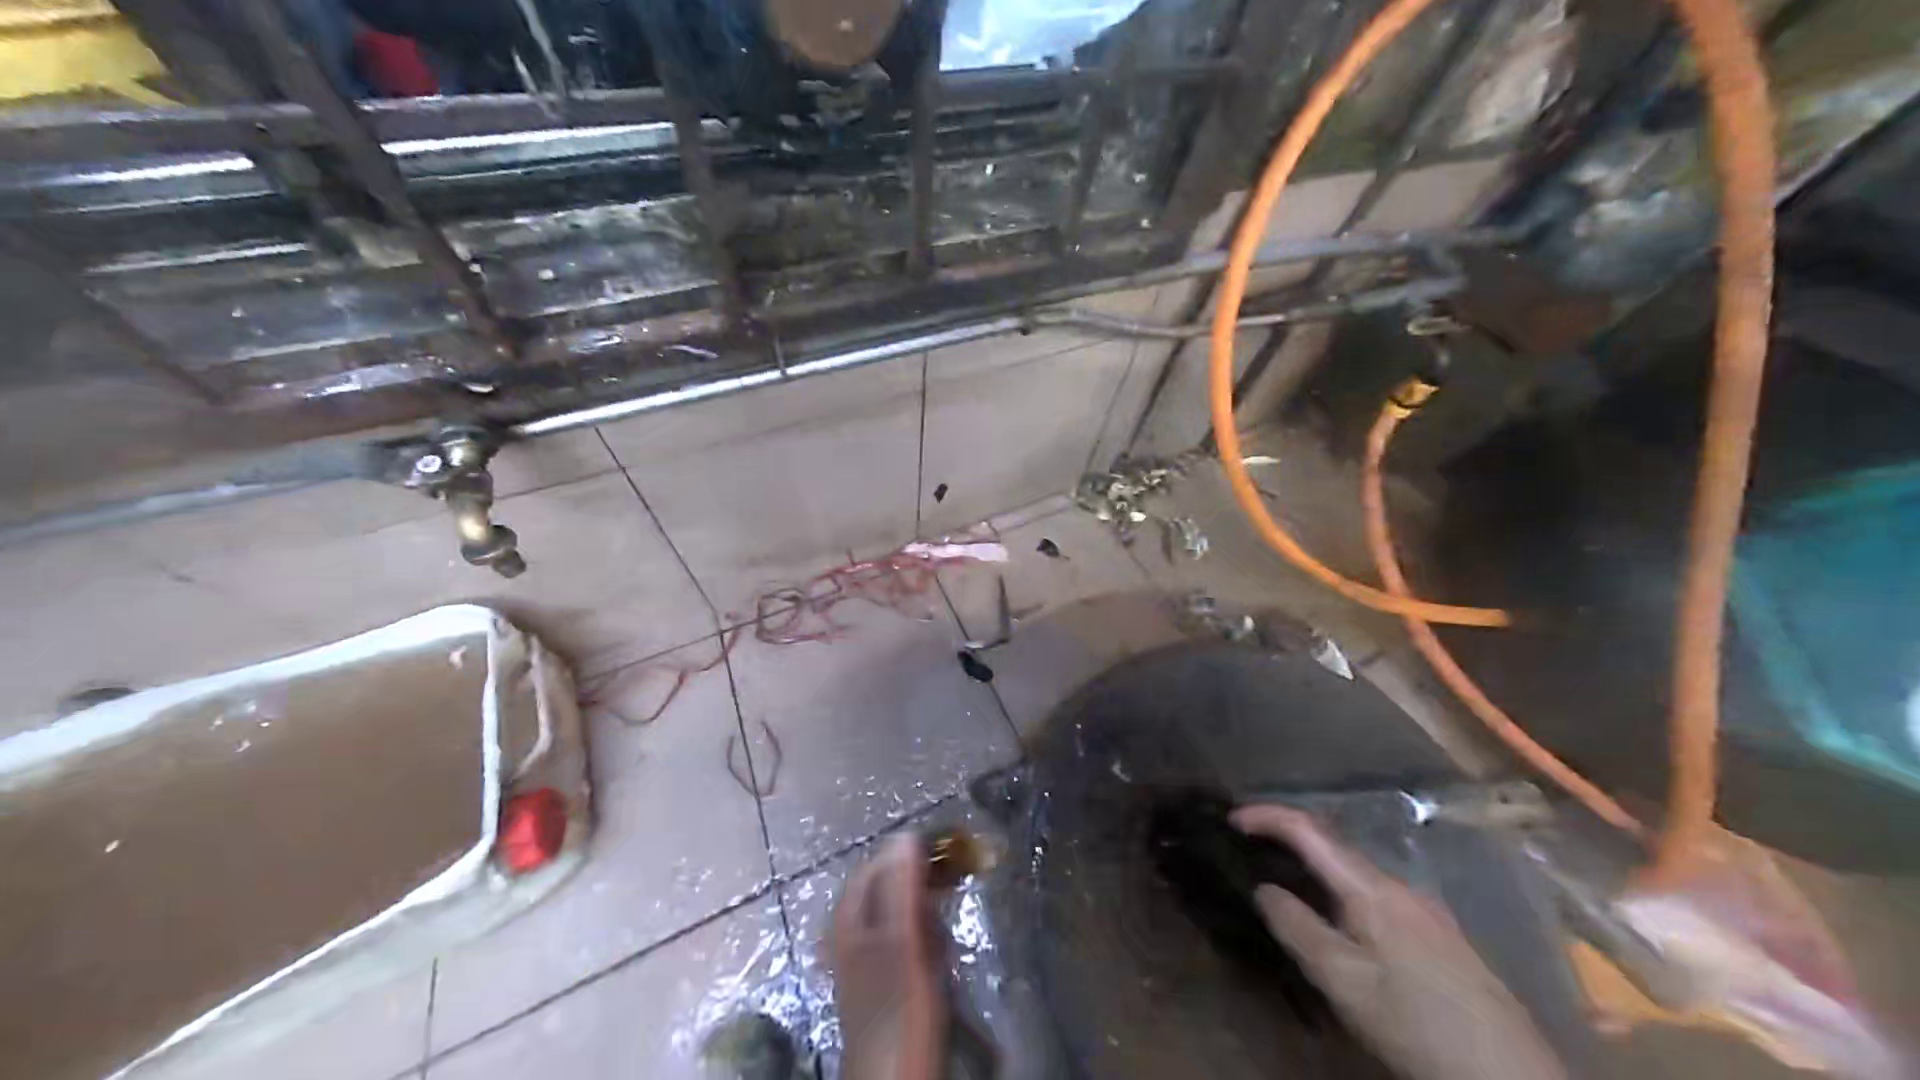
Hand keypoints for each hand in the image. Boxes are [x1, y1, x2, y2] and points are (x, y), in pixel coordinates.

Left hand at [830, 832, 945, 1079]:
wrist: (892, 1077)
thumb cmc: (895, 1006)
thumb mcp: (899, 941)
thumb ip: (899, 888)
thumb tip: (904, 834)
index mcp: (850, 913)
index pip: (881, 861)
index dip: (913, 854)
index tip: (948, 856)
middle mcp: (854, 926)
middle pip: (892, 885)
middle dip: (923, 891)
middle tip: (947, 904)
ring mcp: (868, 950)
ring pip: (904, 912)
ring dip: (928, 919)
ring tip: (940, 943)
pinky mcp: (885, 973)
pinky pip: (909, 939)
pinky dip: (927, 942)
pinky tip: (938, 959)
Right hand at [1233, 805, 1568, 1079]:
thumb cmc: (1416, 1025)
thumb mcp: (1343, 982)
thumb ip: (1296, 927)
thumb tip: (1263, 888)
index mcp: (1372, 888)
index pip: (1309, 830)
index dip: (1267, 816)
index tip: (1231, 820)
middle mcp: (1401, 886)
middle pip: (1333, 844)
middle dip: (1287, 838)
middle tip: (1250, 850)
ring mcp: (1426, 909)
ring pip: (1356, 871)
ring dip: (1315, 865)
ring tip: (1285, 882)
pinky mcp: (1440, 935)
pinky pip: (1375, 893)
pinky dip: (1341, 889)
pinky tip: (1337, 920)